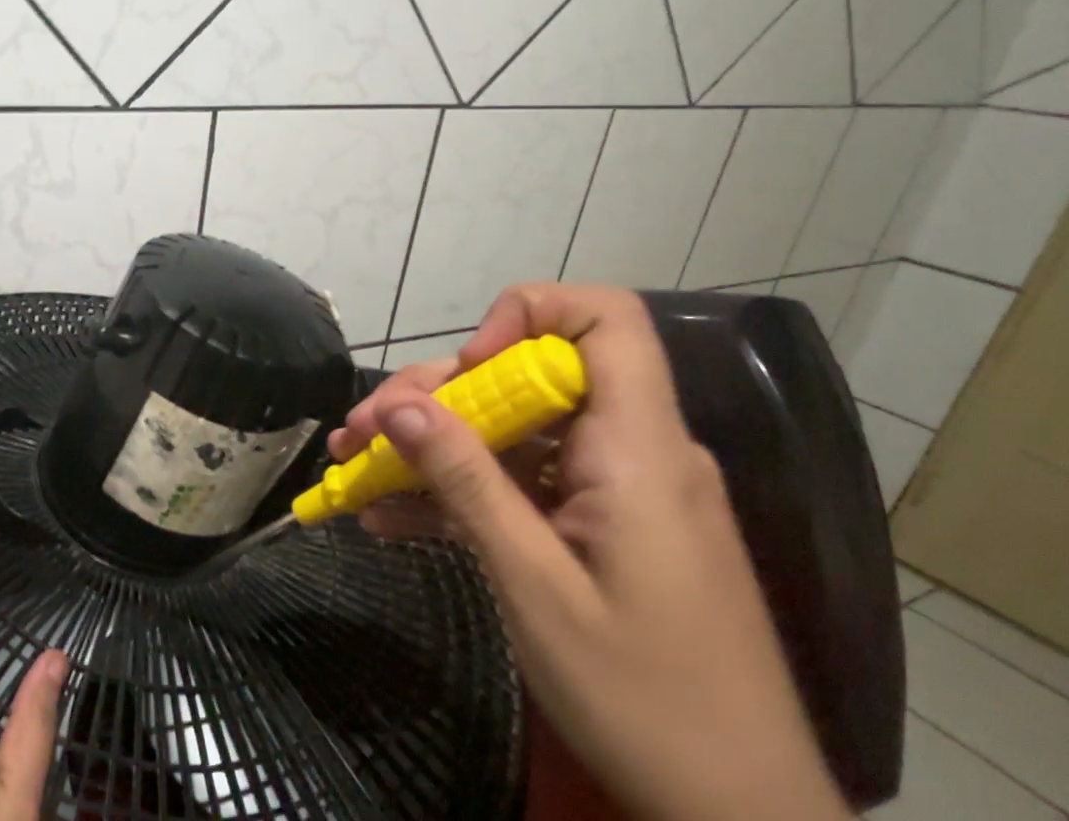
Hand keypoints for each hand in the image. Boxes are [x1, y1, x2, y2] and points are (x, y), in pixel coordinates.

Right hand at [332, 285, 847, 820]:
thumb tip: (401, 405)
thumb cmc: (640, 694)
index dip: (526, 317)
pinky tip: (393, 517)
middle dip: (439, 396)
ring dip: (435, 447)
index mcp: (638, 449)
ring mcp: (619, 494)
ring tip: (356, 471)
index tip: (463, 373)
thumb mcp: (533, 583)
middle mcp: (635, 453)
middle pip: (533, 379)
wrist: (735, 805)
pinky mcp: (605, 531)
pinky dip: (464, 494)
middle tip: (360, 435)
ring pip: (518, 434)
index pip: (605, 320)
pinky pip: (528, 487)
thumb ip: (467, 482)